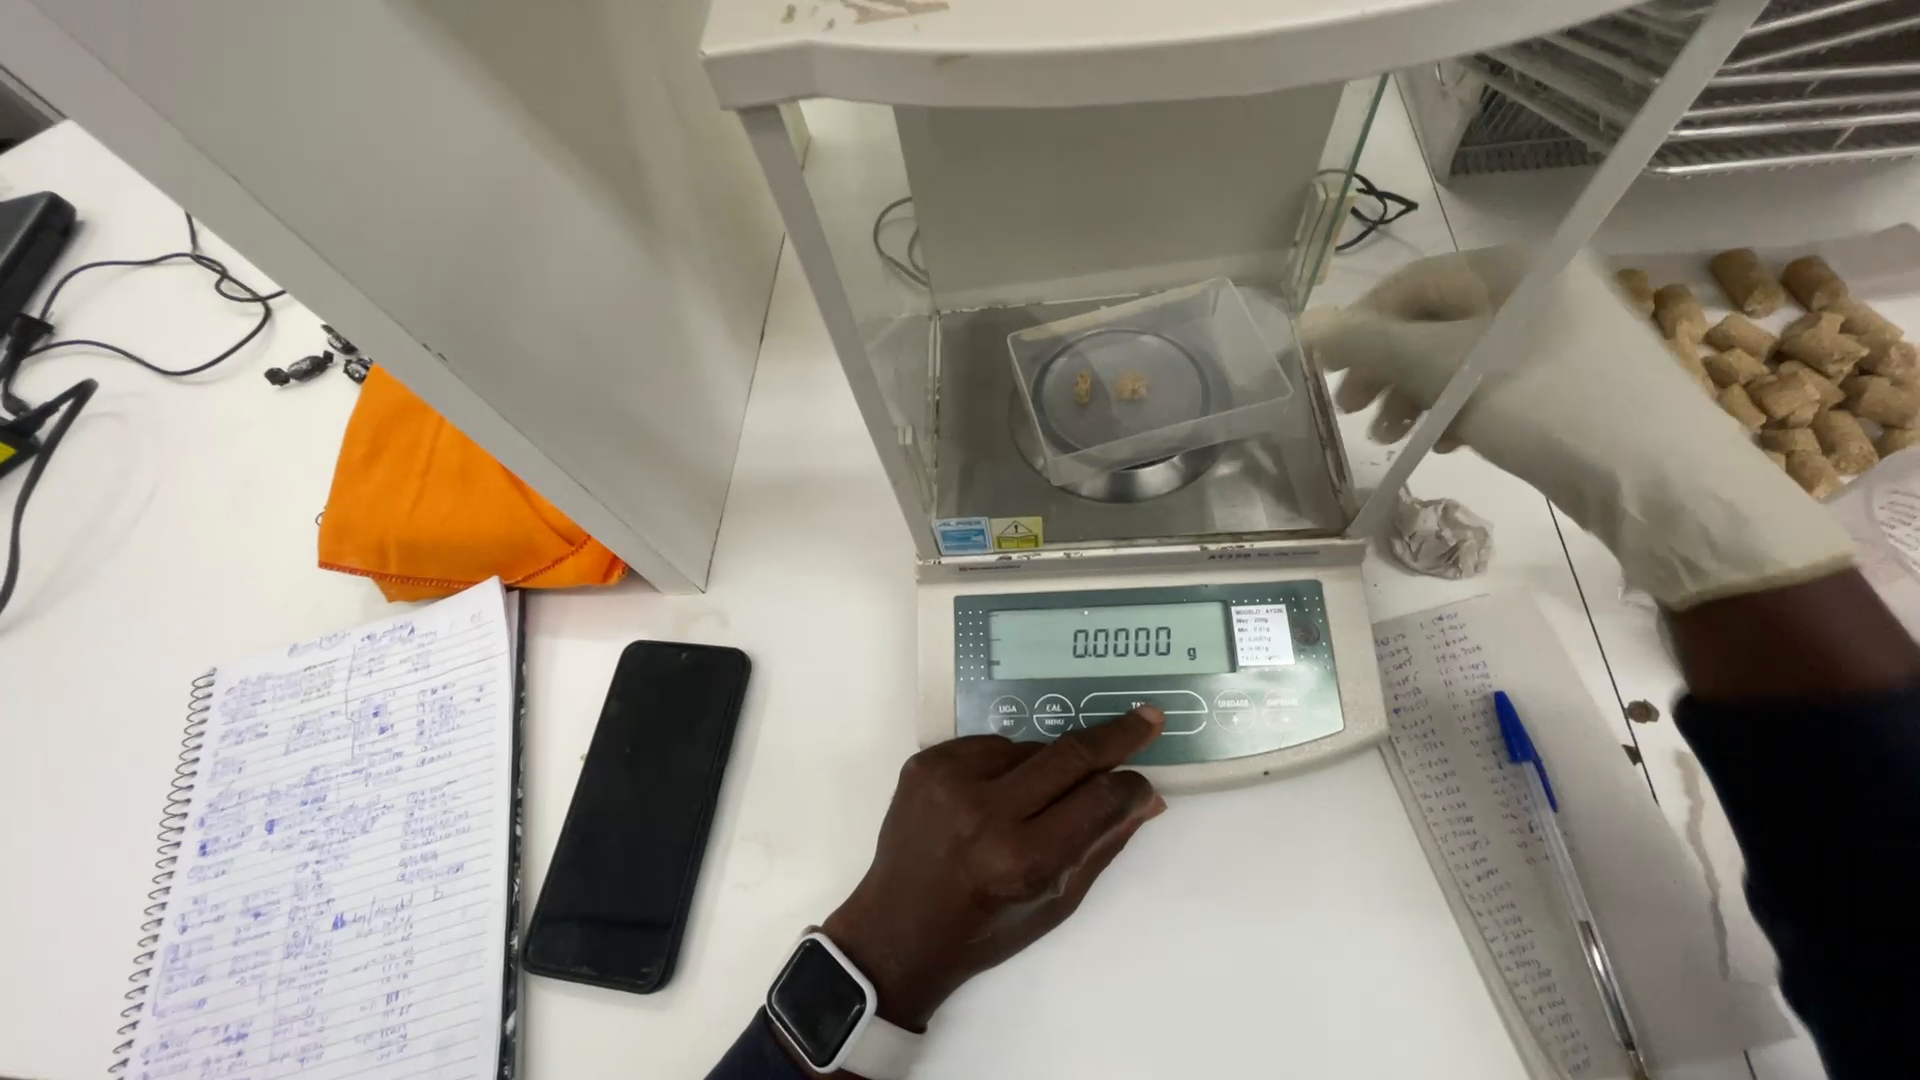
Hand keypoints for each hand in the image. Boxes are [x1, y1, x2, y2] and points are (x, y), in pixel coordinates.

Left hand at [821, 707, 1167, 1032]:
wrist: (895, 930)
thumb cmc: (983, 929)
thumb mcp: (1053, 902)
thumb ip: (1102, 845)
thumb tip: (1145, 798)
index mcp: (1021, 859)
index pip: (1098, 800)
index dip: (1131, 786)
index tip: (1146, 780)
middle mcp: (984, 811)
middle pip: (1068, 755)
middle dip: (1116, 735)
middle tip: (1146, 717)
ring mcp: (949, 780)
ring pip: (1028, 747)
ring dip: (1048, 764)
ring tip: (1033, 800)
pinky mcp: (925, 762)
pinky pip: (988, 744)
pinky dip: (1005, 761)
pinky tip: (995, 792)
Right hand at [1300, 249, 1853, 609]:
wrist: (1659, 478)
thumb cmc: (1543, 404)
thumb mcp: (1441, 368)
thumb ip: (1367, 343)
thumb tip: (1304, 323)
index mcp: (1514, 267)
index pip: (1411, 284)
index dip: (1360, 327)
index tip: (1326, 374)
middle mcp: (1538, 288)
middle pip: (1432, 322)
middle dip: (1384, 369)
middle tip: (1348, 413)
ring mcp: (1559, 333)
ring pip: (1458, 357)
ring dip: (1413, 396)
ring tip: (1388, 438)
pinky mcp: (1571, 377)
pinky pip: (1491, 382)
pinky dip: (1455, 409)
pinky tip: (1443, 443)